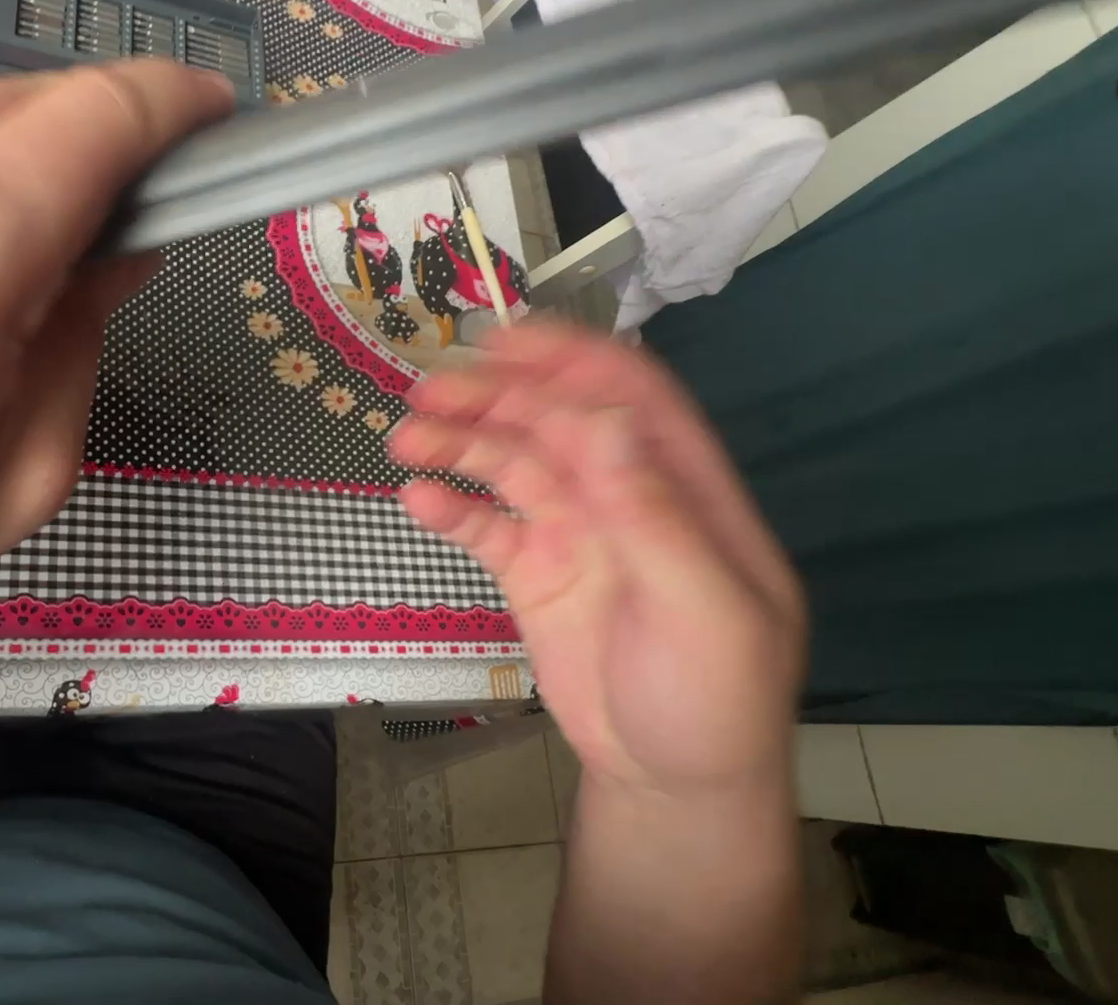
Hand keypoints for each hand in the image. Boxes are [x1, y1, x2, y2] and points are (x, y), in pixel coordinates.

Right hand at [390, 321, 805, 794]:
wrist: (667, 778)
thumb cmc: (712, 700)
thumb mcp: (708, 614)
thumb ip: (657, 520)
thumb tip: (605, 424)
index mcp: (678, 488)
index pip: (625, 396)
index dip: (568, 357)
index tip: (502, 340)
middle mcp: (620, 494)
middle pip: (551, 420)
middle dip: (493, 396)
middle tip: (428, 390)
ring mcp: (571, 529)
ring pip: (508, 464)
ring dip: (458, 444)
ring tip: (405, 439)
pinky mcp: (530, 568)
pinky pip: (484, 525)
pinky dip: (451, 508)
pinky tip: (417, 499)